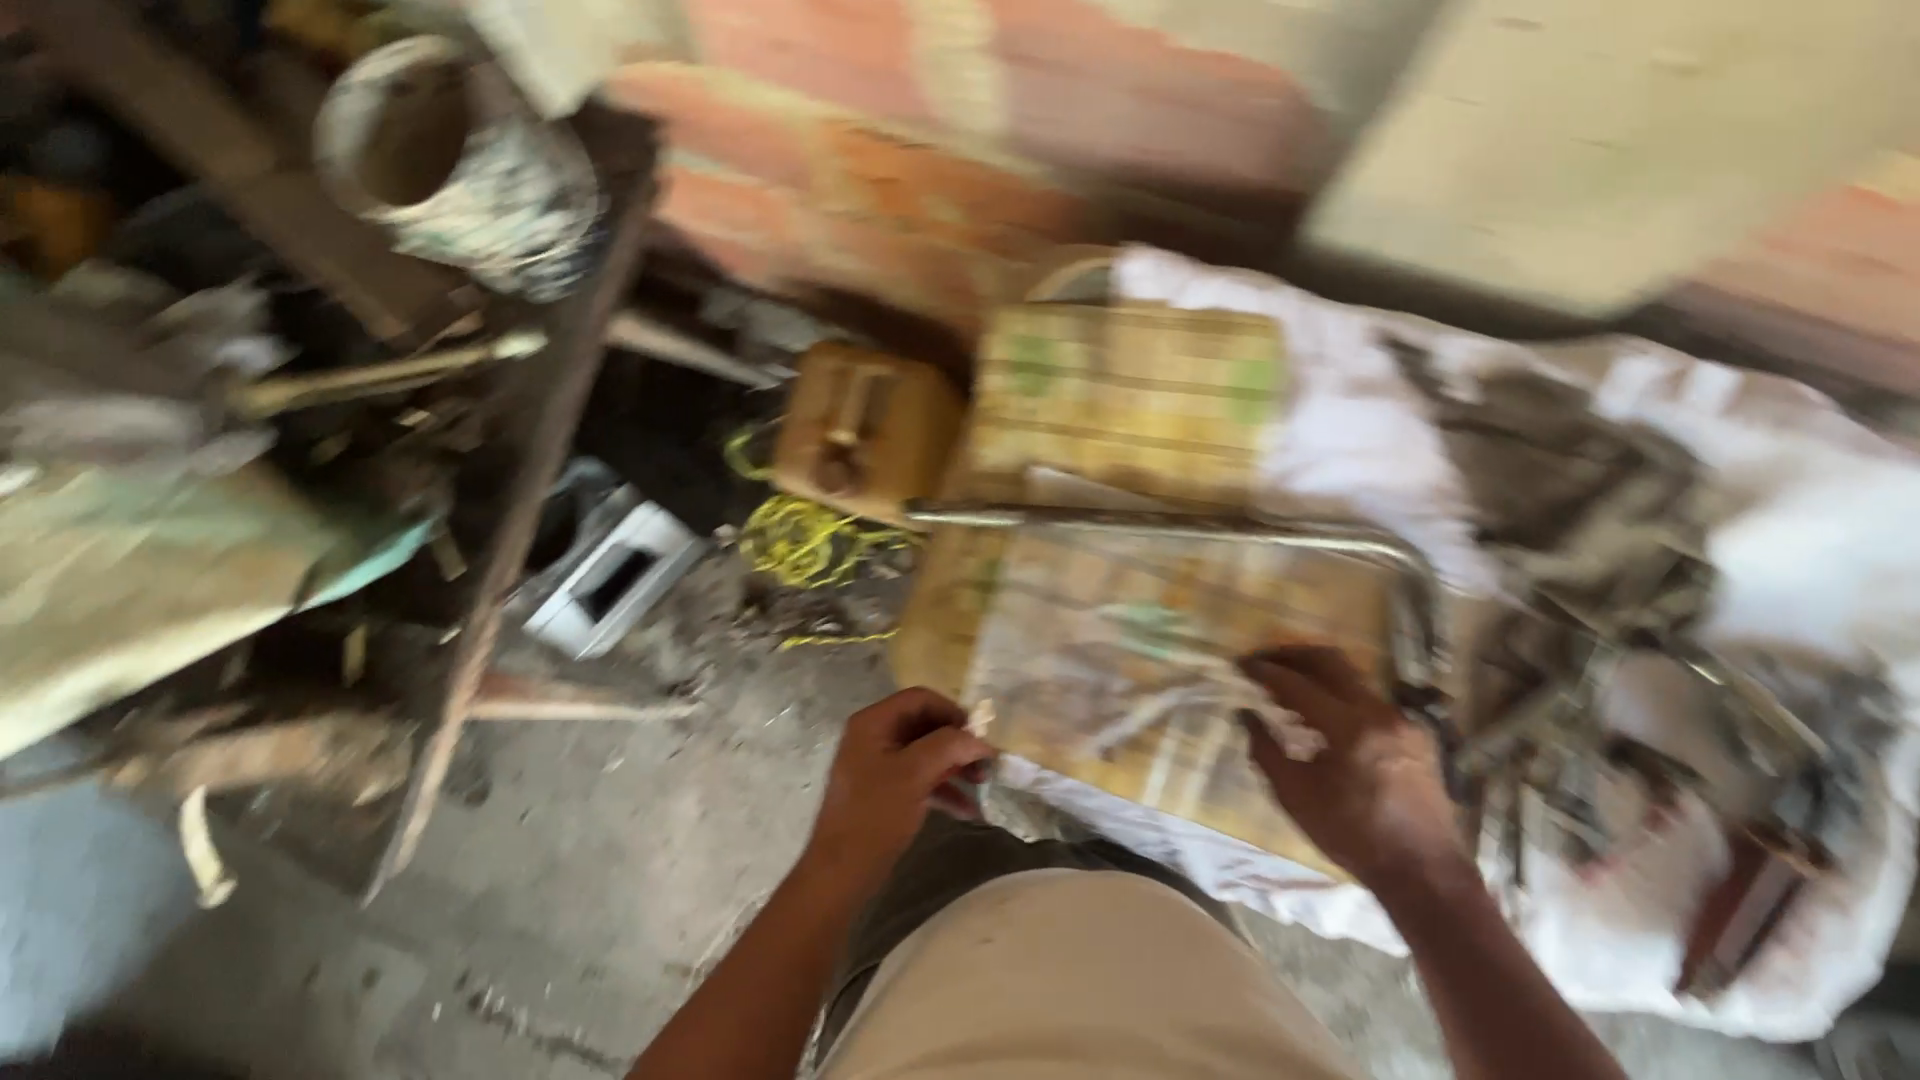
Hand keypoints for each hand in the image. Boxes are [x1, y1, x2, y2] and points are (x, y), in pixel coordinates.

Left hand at [800, 688, 993, 890]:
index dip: (952, 711)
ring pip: (925, 753)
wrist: (842, 871)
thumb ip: (948, 746)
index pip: (920, 699)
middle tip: (985, 762)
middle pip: (925, 725)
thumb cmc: (875, 814)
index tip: (979, 734)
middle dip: (957, 742)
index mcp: (873, 723)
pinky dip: (943, 789)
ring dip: (955, 766)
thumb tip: (979, 738)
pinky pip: (920, 779)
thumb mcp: (913, 774)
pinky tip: (967, 810)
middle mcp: (874, 737)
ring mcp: (879, 766)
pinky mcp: (886, 792)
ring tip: (983, 784)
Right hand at [1238, 645, 1465, 891]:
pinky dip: (1339, 696)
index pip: (1297, 685)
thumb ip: (1265, 749)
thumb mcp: (1295, 796)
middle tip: (1263, 661)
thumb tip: (1246, 714)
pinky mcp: (1414, 734)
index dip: (1264, 672)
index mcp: (1351, 728)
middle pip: (1331, 661)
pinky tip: (1321, 718)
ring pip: (1353, 677)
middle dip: (1292, 655)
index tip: (1240, 666)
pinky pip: (1369, 700)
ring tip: (1286, 690)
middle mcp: (1381, 713)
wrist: (1424, 872)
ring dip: (1316, 675)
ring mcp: (1403, 721)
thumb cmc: (1352, 837)